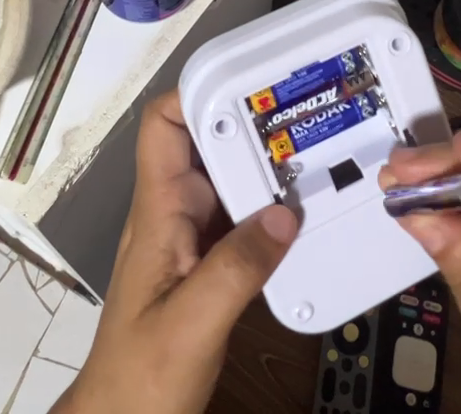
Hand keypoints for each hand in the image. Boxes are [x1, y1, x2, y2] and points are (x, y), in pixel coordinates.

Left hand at [56, 91, 297, 413]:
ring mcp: (193, 235)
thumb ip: (238, 268)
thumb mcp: (191, 323)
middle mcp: (175, 210)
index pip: (162, 126)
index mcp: (158, 210)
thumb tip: (287, 212)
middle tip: (306, 115)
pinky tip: (308, 208)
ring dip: (267, 165)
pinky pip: (245, 215)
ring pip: (230, 179)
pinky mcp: (211, 259)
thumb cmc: (141, 374)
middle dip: (251, 124)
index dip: (197, 93)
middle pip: (207, 144)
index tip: (250, 85)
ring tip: (319, 151)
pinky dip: (273, 205)